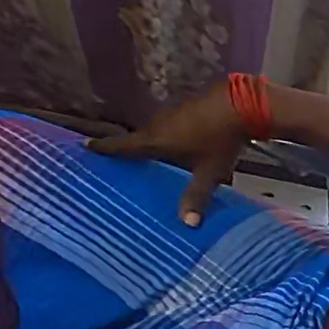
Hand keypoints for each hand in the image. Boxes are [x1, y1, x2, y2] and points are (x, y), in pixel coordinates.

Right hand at [89, 85, 245, 225]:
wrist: (240, 104)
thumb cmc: (220, 141)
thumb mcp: (209, 172)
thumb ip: (197, 196)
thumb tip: (187, 224)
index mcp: (156, 139)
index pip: (124, 145)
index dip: (107, 148)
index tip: (88, 147)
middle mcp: (158, 124)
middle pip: (138, 138)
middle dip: (129, 148)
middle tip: (118, 158)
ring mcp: (173, 113)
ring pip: (155, 130)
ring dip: (150, 141)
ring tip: (146, 155)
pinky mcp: (187, 107)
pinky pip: (171, 124)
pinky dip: (168, 134)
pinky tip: (178, 144)